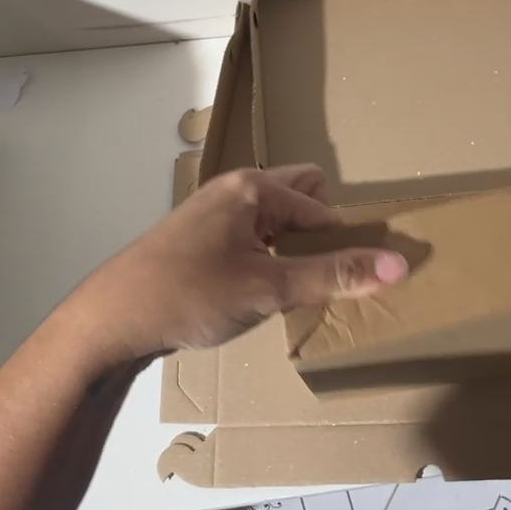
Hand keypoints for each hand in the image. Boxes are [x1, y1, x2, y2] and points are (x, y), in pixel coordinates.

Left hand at [65, 164, 409, 358]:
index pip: (324, 210)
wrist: (110, 321)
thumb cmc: (190, 295)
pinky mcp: (199, 238)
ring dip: (291, 248)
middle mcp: (234, 189)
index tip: (349, 282)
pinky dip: (266, 257)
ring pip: (274, 219)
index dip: (342, 245)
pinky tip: (257, 292)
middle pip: (300, 198)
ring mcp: (213, 213)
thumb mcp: (269, 287)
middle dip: (318, 234)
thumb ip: (334, 275)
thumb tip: (400, 264)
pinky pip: (251, 236)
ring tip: (291, 288)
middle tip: (316, 276)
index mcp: (253, 188)